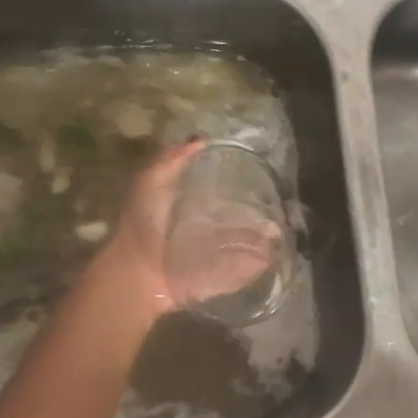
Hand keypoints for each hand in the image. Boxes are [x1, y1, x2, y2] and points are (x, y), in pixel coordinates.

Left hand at [93, 139, 279, 316]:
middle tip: (280, 211)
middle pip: (240, 222)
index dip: (242, 188)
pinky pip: (243, 271)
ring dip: (262, 240)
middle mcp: (205, 231)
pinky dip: (257, 264)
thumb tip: (200, 138)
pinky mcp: (217, 279)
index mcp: (191, 208)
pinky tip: (272, 255)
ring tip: (279, 233)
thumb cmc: (142, 224)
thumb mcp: (151, 182)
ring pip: (247, 245)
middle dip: (259, 218)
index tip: (262, 179)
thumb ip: (172, 160)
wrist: (137, 271)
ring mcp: (214, 257)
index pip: (223, 195)